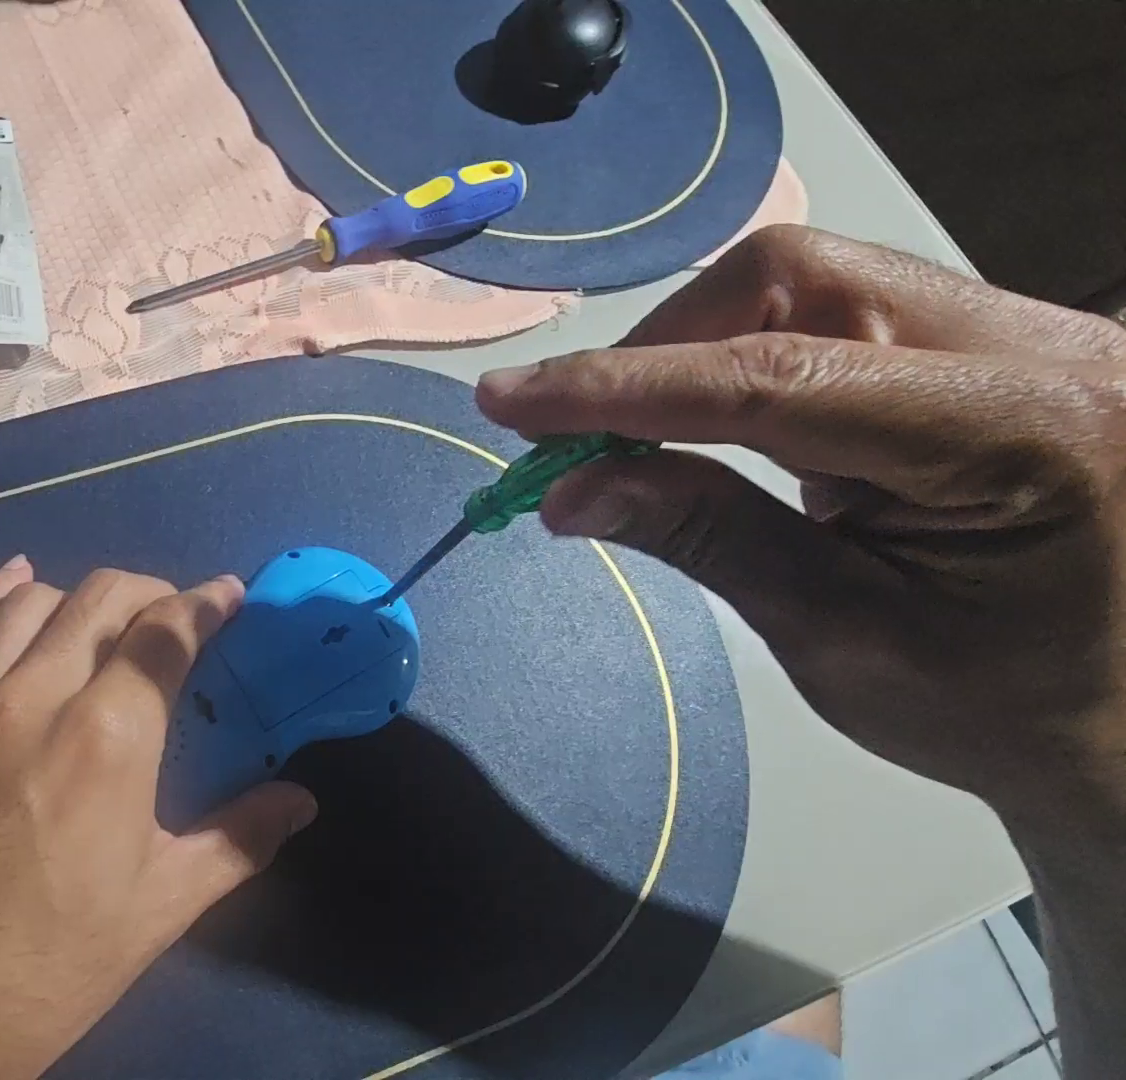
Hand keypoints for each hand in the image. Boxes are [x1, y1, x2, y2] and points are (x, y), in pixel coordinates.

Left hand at [0, 560, 317, 1079]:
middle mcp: (33, 696)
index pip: (164, 633)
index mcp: (107, 738)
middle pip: (99, 598)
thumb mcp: (159, 908)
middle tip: (171, 615)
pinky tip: (15, 581)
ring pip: (27, 602)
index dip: (204, 603)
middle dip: (148, 591)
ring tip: (101, 616)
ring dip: (77, 595)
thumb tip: (302, 800)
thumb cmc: (49, 966)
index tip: (227, 594)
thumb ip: (239, 840)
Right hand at [475, 225, 1125, 846]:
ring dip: (684, 355)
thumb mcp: (833, 634)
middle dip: (658, 354)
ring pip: (795, 286)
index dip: (619, 388)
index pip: (773, 382)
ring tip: (630, 435)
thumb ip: (700, 535)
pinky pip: (818, 316)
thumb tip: (565, 491)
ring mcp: (1010, 333)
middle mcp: (1033, 346)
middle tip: (578, 437)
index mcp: (1022, 433)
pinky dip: (725, 362)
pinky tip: (697, 423)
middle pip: (787, 284)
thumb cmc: (997, 706)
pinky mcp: (972, 345)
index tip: (506, 403)